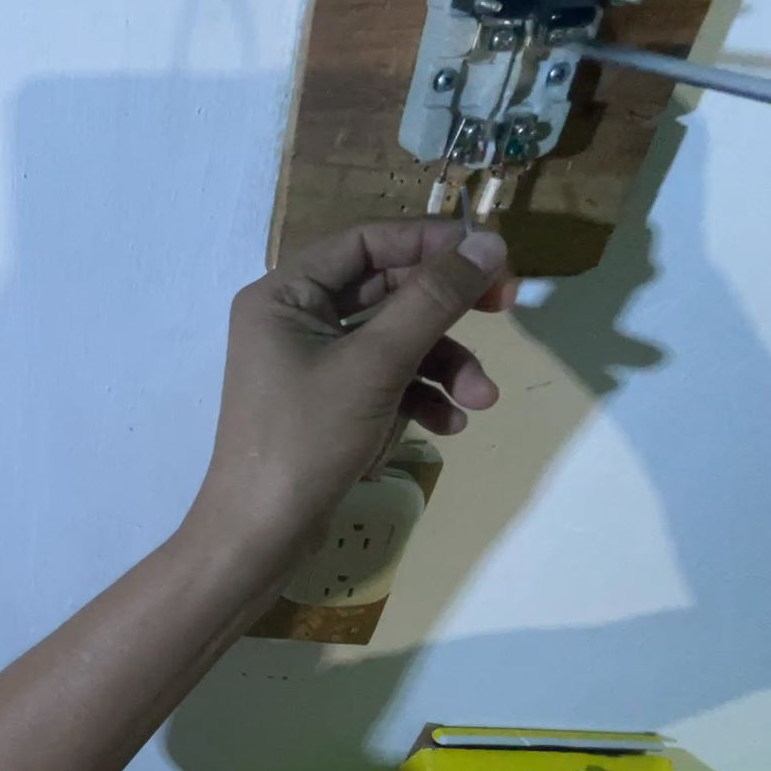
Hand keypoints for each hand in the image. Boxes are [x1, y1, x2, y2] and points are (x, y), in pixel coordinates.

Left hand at [189, 220, 512, 550]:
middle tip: (508, 311)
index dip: (430, 241)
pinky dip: (415, 398)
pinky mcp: (323, 402)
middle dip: (445, 314)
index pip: (363, 242)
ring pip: (390, 342)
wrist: (262, 529)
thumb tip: (489, 242)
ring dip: (441, 366)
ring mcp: (306, 364)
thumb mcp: (376, 363)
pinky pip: (379, 381)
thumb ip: (433, 298)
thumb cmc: (307, 437)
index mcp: (282, 295)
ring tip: (480, 402)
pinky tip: (446, 426)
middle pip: (383, 292)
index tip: (493, 253)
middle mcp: (290, 321)